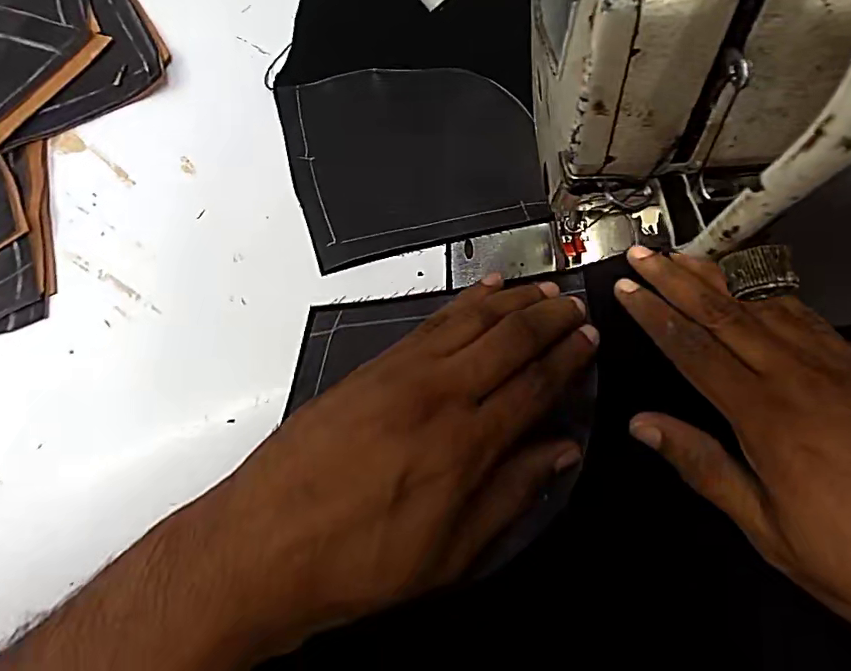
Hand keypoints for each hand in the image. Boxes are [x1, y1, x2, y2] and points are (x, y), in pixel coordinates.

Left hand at [0, 276, 597, 670]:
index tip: (589, 340)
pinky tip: (487, 289)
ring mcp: (406, 370)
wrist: (261, 544)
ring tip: (544, 289)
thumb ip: (512, 494)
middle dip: (550, 319)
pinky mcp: (378, 362)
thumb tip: (561, 452)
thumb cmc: (358, 562)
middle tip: (576, 306)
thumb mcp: (448, 554)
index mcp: (466, 444)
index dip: (568, 360)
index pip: (535, 386)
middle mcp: (442, 394)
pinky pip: (434, 319)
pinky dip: (468, 300)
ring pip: (476, 319)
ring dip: (515, 300)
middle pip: (511, 340)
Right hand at [614, 246, 850, 670]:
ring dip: (721, 278)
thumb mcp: (771, 534)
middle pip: (723, 312)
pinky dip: (774, 296)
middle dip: (676, 278)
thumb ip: (705, 467)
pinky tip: (761, 290)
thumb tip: (647, 427)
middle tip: (646, 253)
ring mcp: (837, 368)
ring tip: (689, 258)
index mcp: (767, 419)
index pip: (692, 348)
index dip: (654, 313)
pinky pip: (809, 319)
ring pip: (764, 306)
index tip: (629, 288)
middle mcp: (799, 379)